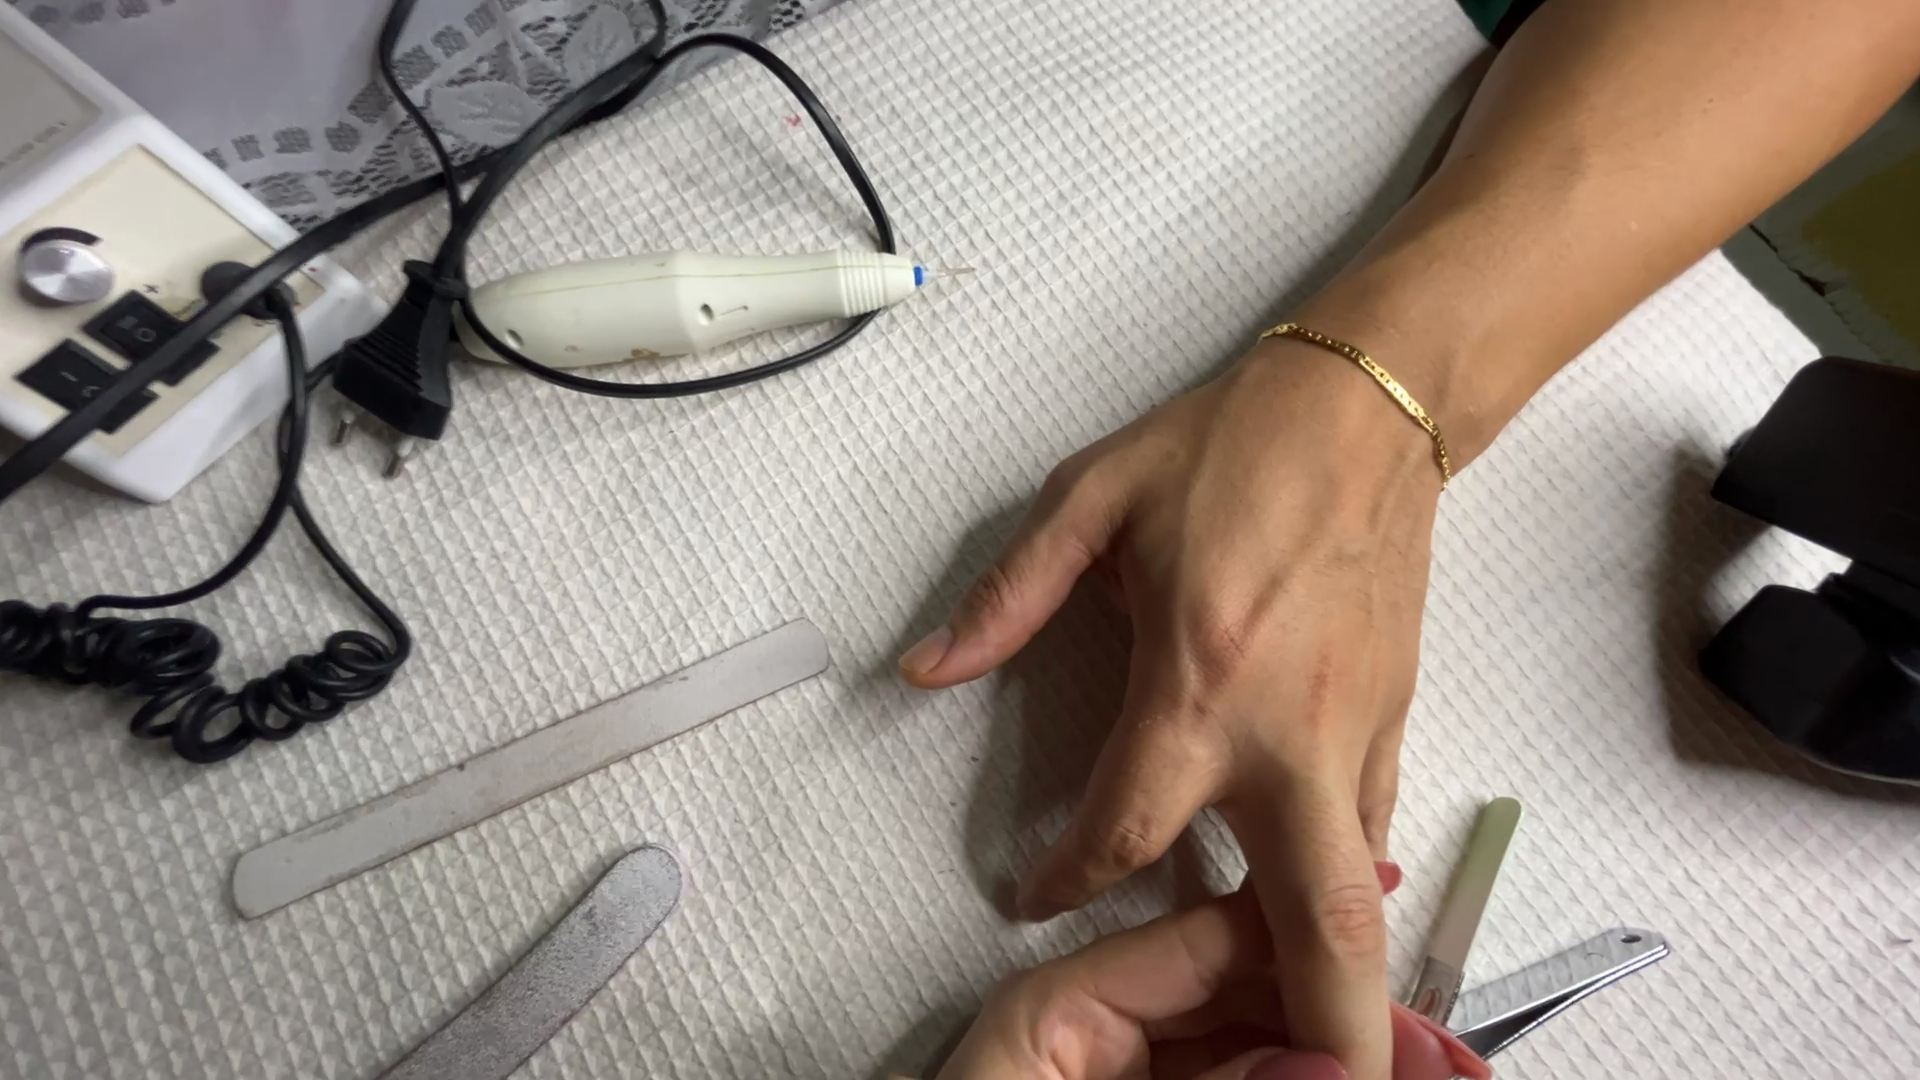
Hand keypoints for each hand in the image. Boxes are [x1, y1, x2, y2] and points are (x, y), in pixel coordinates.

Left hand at [901, 334, 1446, 1078]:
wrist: (1363, 408)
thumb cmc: (1223, 447)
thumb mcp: (1092, 500)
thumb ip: (1007, 597)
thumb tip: (927, 666)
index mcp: (1199, 678)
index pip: (1125, 829)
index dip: (1069, 878)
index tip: (1035, 893)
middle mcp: (1288, 728)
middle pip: (1312, 925)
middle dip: (1309, 1029)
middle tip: (1274, 1079)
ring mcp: (1358, 727)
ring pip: (1348, 883)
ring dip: (1318, 953)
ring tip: (1274, 999)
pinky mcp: (1400, 707)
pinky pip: (1370, 817)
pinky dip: (1336, 866)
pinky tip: (1303, 866)